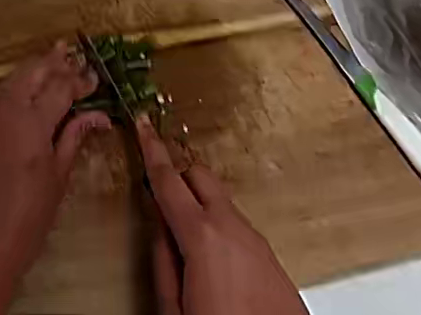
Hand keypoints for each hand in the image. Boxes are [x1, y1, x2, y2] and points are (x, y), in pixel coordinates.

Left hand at [0, 42, 106, 314]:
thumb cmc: (25, 219)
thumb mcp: (57, 179)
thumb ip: (73, 137)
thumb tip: (97, 116)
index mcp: (31, 120)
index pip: (61, 86)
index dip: (80, 79)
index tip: (96, 75)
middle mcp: (7, 107)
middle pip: (34, 71)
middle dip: (56, 62)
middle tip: (77, 56)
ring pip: (16, 76)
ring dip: (37, 68)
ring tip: (58, 60)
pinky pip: (2, 90)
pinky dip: (20, 82)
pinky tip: (31, 86)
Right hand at [137, 117, 308, 314]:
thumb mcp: (173, 305)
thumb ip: (161, 256)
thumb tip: (158, 223)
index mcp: (201, 236)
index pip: (168, 179)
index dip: (151, 148)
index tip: (143, 124)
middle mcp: (233, 230)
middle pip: (199, 176)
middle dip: (178, 178)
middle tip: (162, 200)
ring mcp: (259, 246)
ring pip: (222, 205)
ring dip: (201, 209)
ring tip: (190, 248)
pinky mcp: (277, 266)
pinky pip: (241, 232)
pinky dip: (222, 233)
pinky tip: (217, 268)